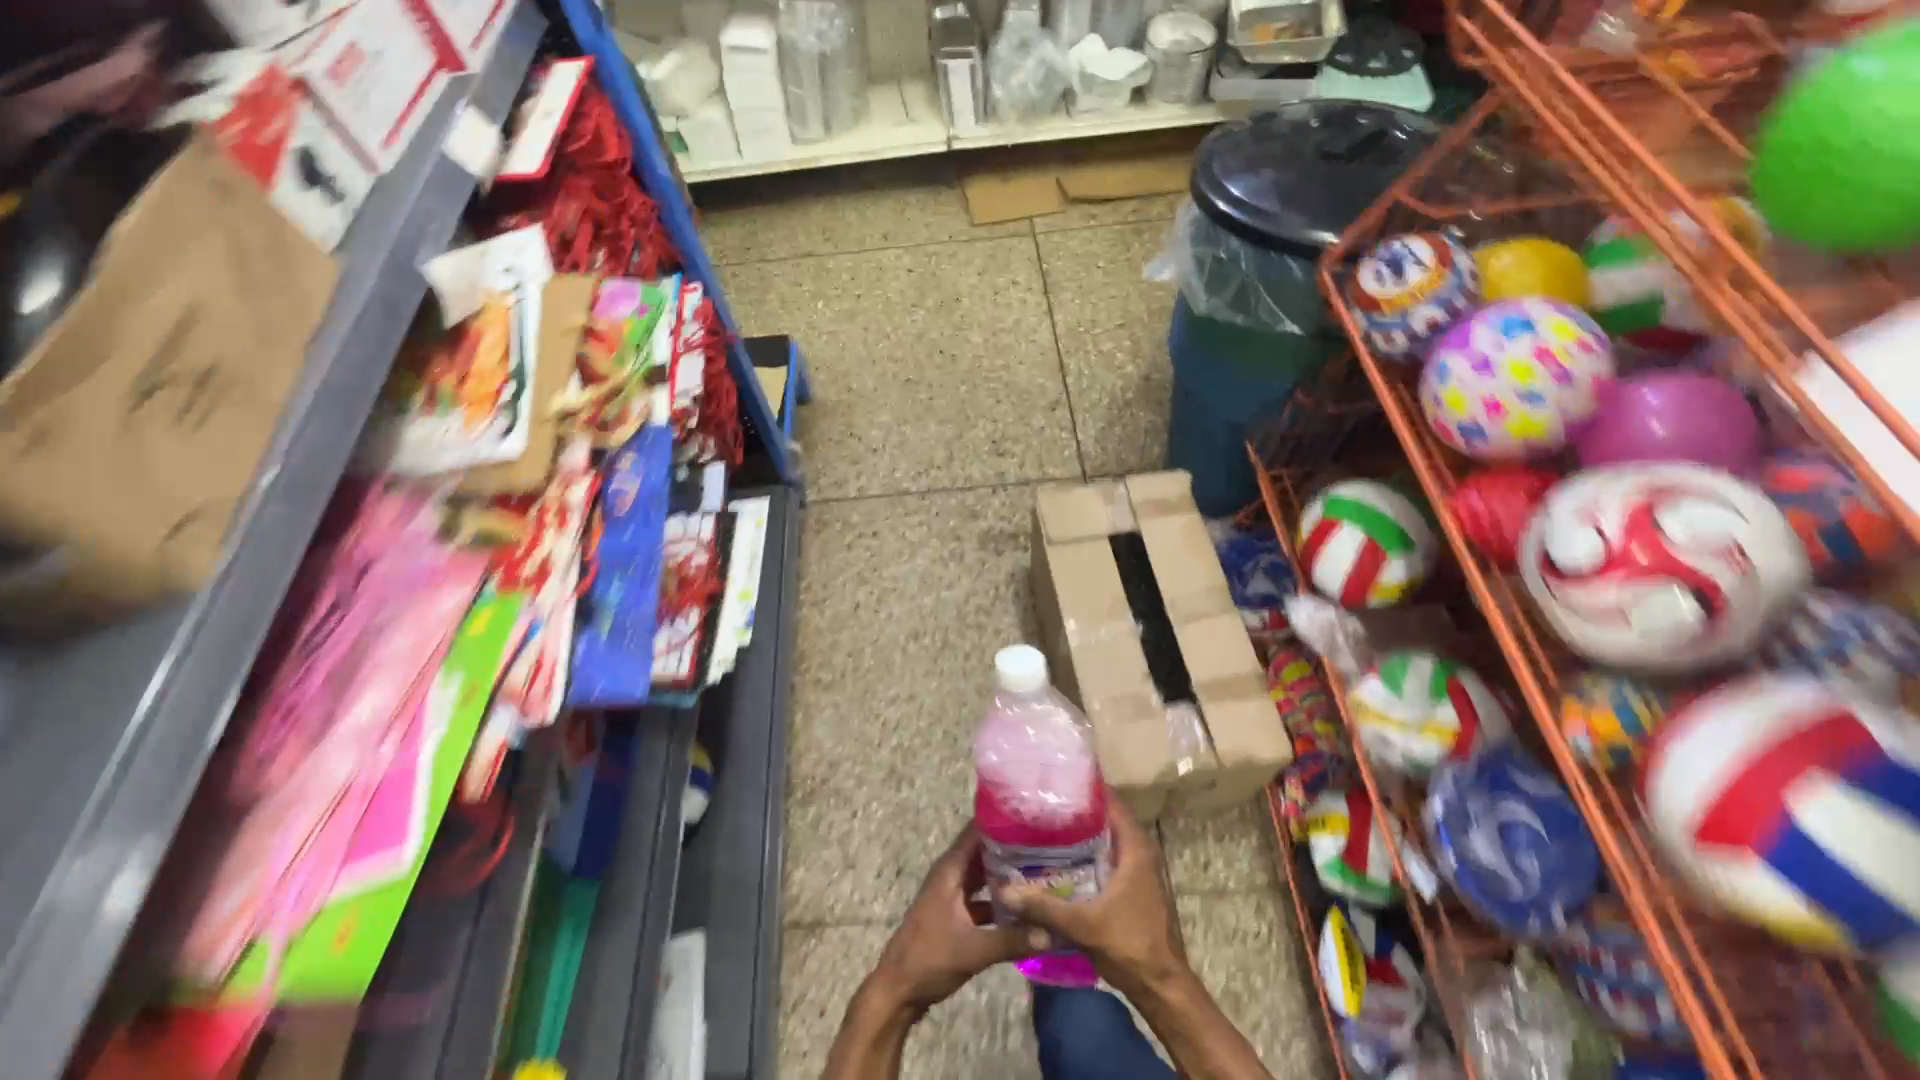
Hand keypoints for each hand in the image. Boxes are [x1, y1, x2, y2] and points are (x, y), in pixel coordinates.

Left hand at [867, 827, 1043, 1012]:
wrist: (898, 990)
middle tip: (1048, 843)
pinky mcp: (956, 915)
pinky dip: (1001, 900)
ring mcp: (952, 896)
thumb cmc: (929, 959)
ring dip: (1008, 874)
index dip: (1002, 821)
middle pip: (984, 852)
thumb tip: (1052, 932)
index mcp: (950, 871)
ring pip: (984, 876)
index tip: (1033, 816)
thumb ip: (1012, 940)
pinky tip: (1026, 907)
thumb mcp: (973, 950)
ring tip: (1044, 869)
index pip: (977, 832)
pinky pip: (983, 898)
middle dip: (1012, 847)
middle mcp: (951, 876)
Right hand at [996, 797, 1187, 996]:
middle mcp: (1140, 853)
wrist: (1160, 984)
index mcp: (1135, 849)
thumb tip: (1005, 891)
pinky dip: (1086, 856)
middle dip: (1077, 811)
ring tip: (1044, 827)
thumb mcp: (1081, 925)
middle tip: (1041, 804)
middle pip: (1107, 820)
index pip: (1112, 803)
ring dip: (1081, 835)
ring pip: (1106, 841)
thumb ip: (1043, 906)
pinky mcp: (1132, 889)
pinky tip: (1059, 861)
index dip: (1086, 790)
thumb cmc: (1128, 944)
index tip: (1056, 780)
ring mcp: (1138, 872)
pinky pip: (1106, 860)